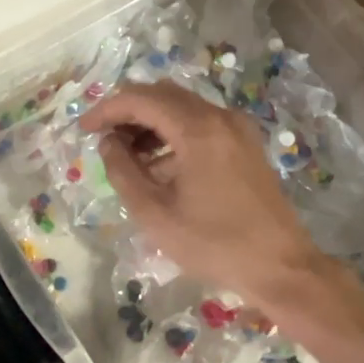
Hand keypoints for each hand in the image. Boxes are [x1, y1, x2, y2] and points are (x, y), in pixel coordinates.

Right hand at [81, 82, 363, 351]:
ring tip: (126, 156)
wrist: (279, 266)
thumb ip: (123, 171)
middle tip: (103, 140)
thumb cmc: (213, 243)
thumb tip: (108, 143)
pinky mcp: (244, 145)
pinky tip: (158, 165)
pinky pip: (200, 123)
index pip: (140, 99)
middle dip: (127, 112)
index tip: (84, 130)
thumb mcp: (154, 212)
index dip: (107, 110)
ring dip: (149, 123)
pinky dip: (172, 133)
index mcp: (197, 129)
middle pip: (162, 95)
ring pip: (181, 108)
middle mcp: (219, 117)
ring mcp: (237, 129)